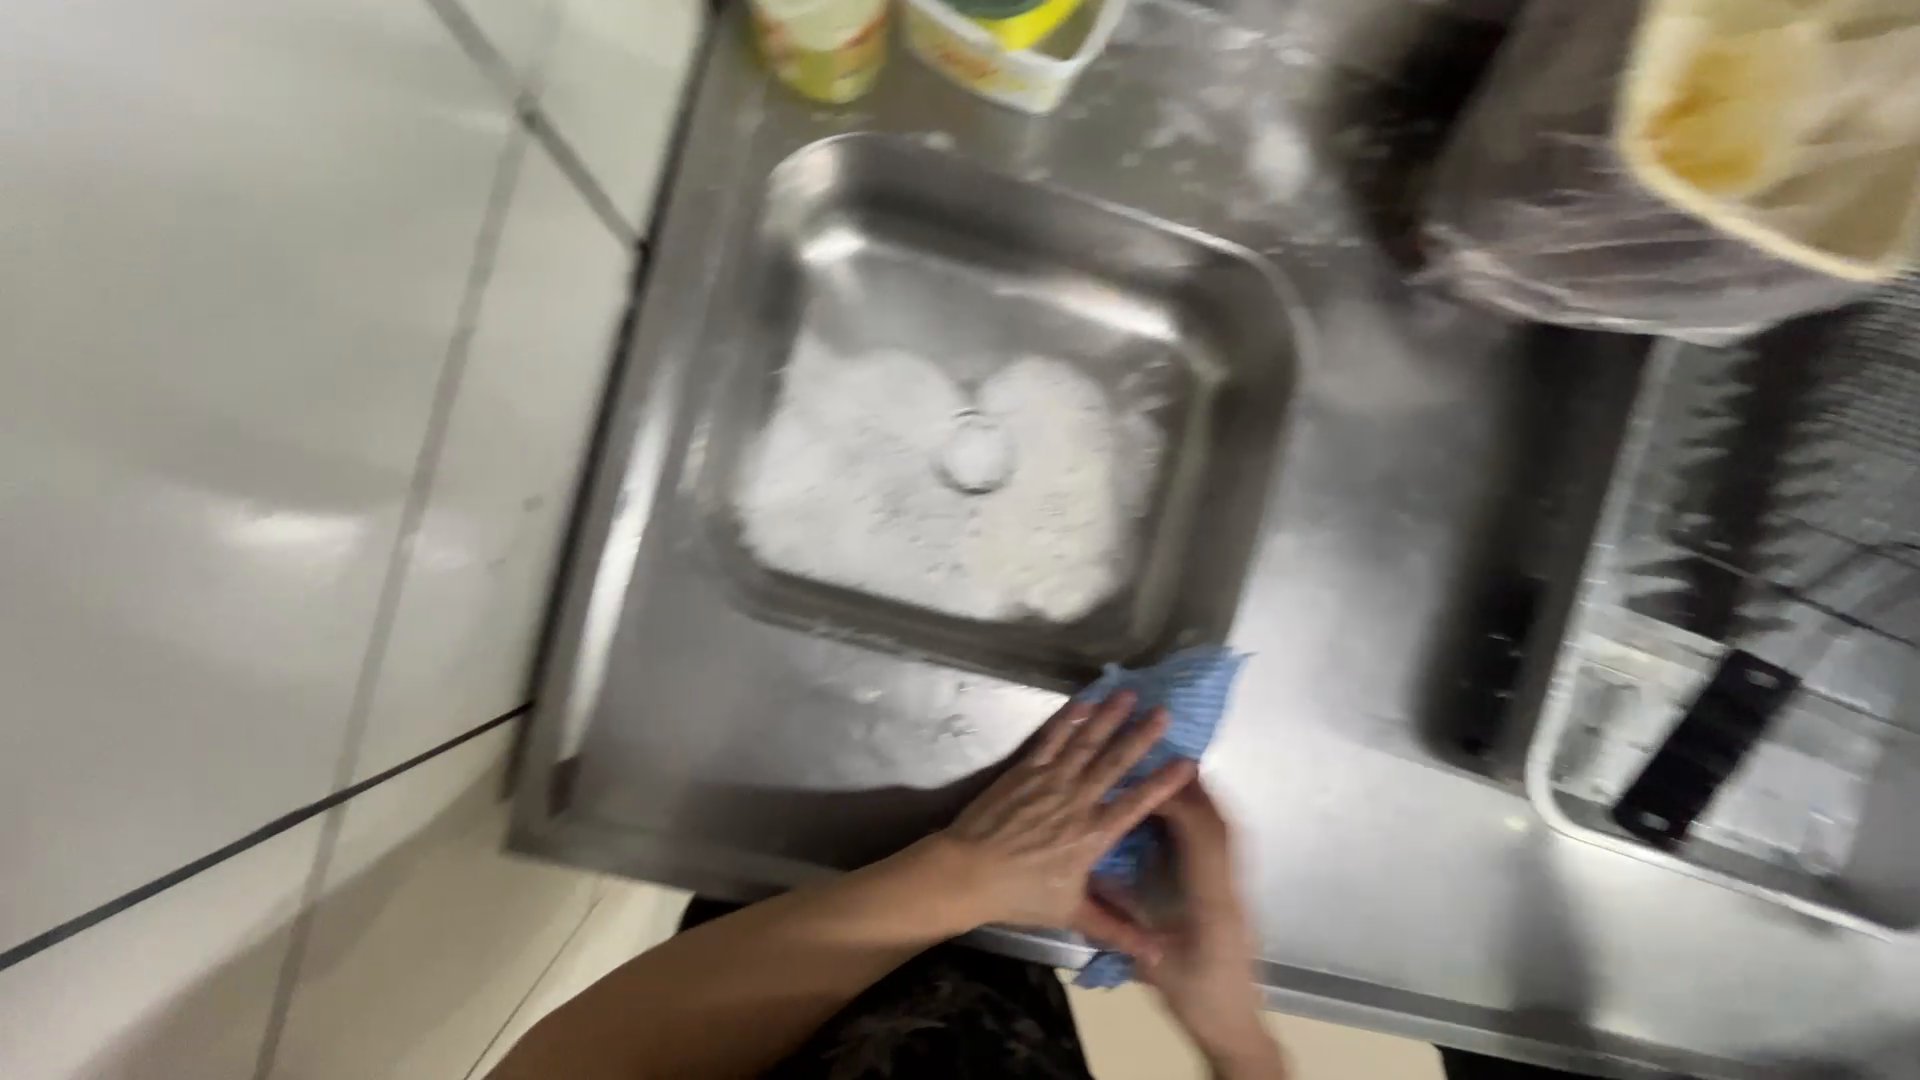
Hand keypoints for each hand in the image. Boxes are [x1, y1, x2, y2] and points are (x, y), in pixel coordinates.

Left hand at [936, 692, 1195, 955]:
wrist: (969, 871)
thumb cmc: (1021, 894)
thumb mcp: (1072, 912)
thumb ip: (1116, 929)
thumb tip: (1159, 956)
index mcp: (1093, 834)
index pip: (1136, 803)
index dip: (1163, 782)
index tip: (1188, 761)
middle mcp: (1077, 800)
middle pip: (1114, 762)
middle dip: (1141, 736)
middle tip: (1164, 712)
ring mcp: (1050, 780)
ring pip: (1085, 743)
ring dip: (1108, 717)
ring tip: (1128, 694)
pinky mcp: (1026, 769)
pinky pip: (1051, 738)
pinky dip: (1068, 718)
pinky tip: (1083, 701)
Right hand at [1138, 780, 1275, 1066]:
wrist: (1238, 1030)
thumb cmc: (1196, 999)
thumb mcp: (1153, 965)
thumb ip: (1124, 920)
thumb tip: (1090, 879)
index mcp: (1212, 902)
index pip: (1201, 840)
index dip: (1177, 804)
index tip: (1148, 780)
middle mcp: (1230, 885)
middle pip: (1220, 825)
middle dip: (1193, 789)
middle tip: (1162, 759)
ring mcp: (1236, 887)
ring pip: (1226, 830)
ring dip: (1202, 798)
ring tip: (1174, 773)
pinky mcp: (1233, 892)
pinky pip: (1224, 842)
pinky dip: (1206, 817)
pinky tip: (1186, 809)